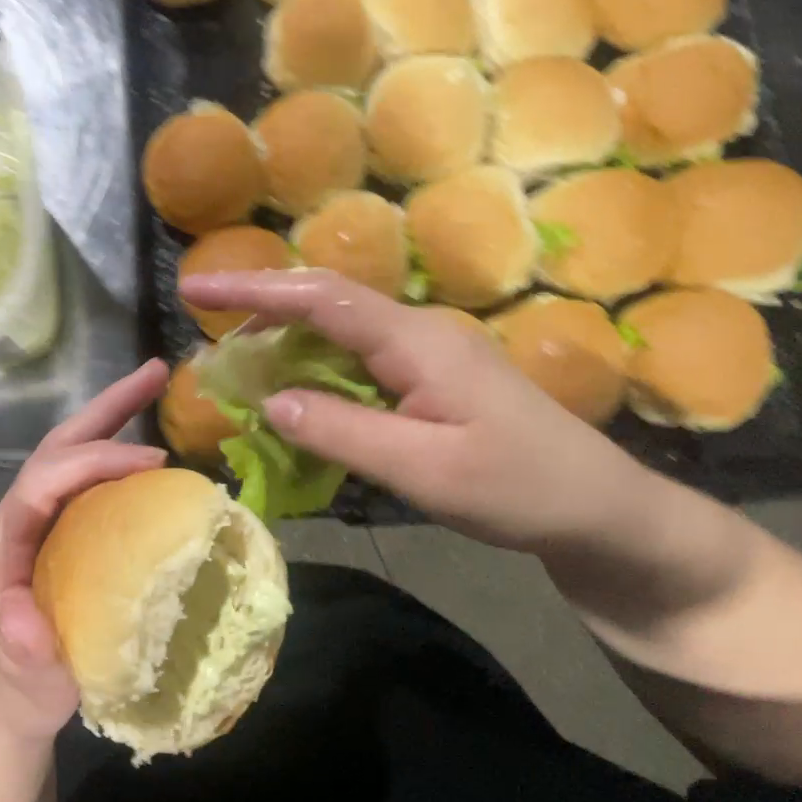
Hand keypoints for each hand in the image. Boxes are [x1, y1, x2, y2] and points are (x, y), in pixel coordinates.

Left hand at [0, 360, 171, 741]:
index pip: (43, 481)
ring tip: (157, 385)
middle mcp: (21, 518)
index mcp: (5, 541)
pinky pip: (90, 481)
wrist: (12, 701)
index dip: (93, 461)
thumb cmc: (17, 688)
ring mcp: (41, 522)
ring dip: (112, 418)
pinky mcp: (63, 532)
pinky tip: (153, 453)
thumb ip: (20, 651)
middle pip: (58, 447)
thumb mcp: (21, 678)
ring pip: (72, 454)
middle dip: (104, 408)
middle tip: (155, 373)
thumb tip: (24, 619)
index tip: (152, 461)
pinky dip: (118, 454)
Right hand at [182, 270, 660, 552]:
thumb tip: (268, 401)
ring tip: (235, 364)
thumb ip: (341, 431)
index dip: (254, 289)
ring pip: (336, 328)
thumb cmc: (522, 491)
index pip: (320, 298)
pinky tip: (291, 392)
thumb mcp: (425, 471)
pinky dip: (310, 367)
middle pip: (324, 301)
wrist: (605, 513)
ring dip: (282, 338)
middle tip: (205, 327)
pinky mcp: (429, 378)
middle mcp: (418, 332)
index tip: (196, 289)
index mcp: (417, 341)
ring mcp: (425, 353)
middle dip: (259, 305)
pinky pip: (354, 357)